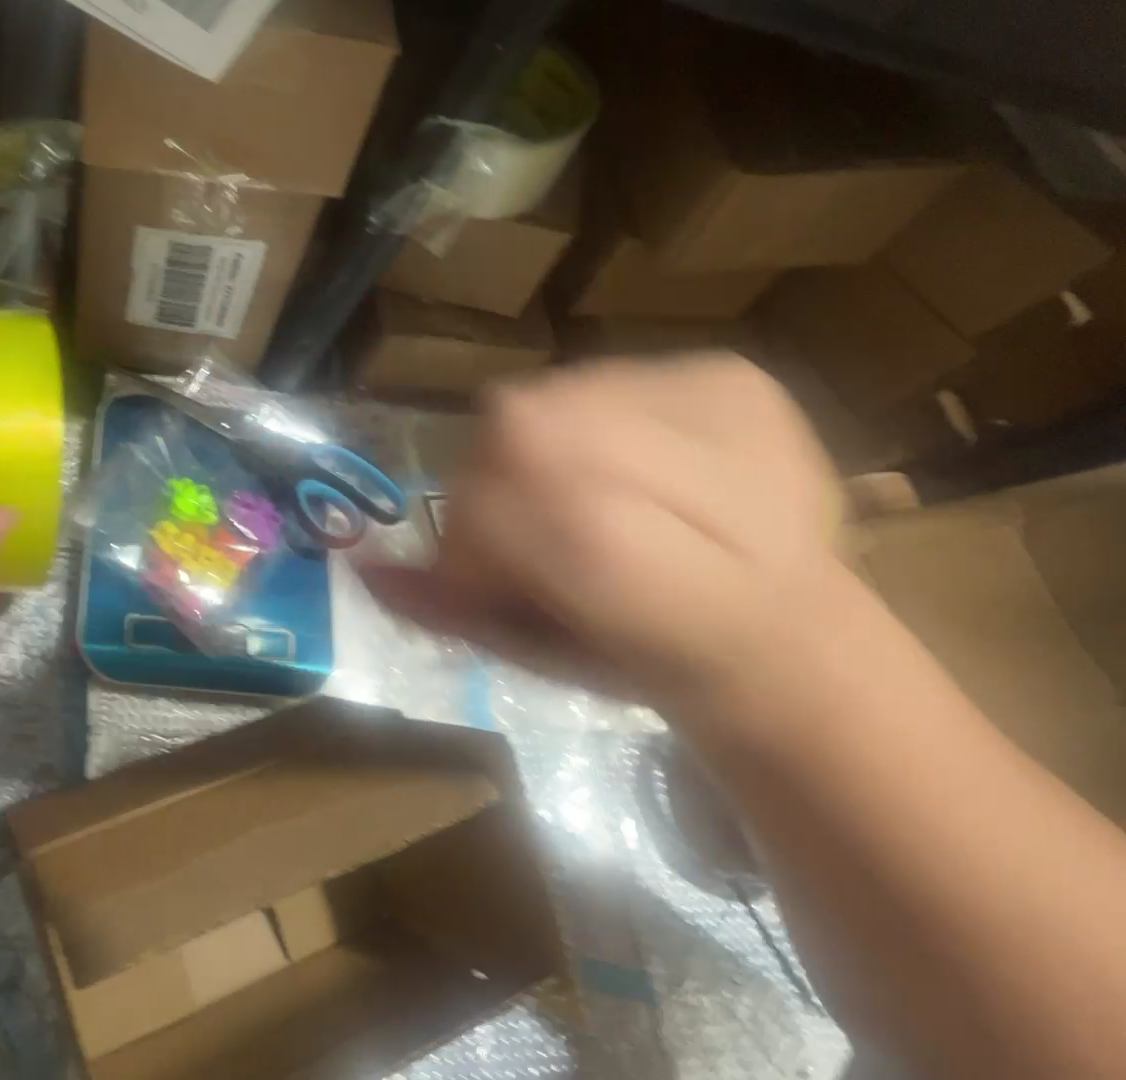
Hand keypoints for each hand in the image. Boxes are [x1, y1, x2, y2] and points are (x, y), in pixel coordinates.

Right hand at [363, 355, 844, 708]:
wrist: (786, 629)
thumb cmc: (644, 660)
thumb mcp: (539, 659)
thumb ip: (453, 611)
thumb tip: (366, 568)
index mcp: (658, 576)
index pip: (504, 504)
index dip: (465, 532)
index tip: (477, 571)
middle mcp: (701, 473)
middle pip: (519, 431)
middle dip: (489, 485)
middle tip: (519, 534)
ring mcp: (725, 408)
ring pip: (548, 396)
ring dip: (529, 449)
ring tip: (574, 497)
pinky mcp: (735, 373)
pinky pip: (599, 375)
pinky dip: (581, 421)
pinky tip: (623, 467)